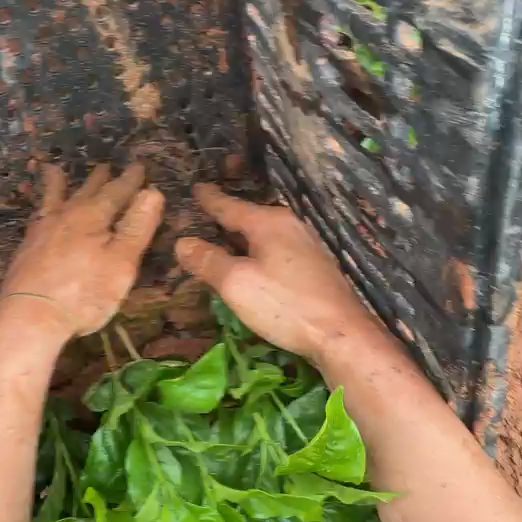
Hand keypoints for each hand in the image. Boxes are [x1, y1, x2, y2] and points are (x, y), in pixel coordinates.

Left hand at [0, 162, 164, 345]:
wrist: (30, 316)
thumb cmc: (84, 293)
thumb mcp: (121, 263)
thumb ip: (137, 228)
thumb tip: (153, 192)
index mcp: (92, 217)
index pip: (116, 192)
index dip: (130, 181)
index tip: (139, 167)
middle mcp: (65, 217)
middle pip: (85, 193)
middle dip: (99, 180)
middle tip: (105, 166)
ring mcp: (42, 232)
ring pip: (53, 201)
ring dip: (58, 186)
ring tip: (54, 171)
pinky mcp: (26, 250)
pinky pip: (37, 219)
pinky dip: (41, 210)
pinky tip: (39, 216)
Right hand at [176, 184, 387, 363]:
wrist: (339, 334)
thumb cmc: (284, 305)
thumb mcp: (236, 283)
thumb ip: (208, 261)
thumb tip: (182, 243)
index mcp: (269, 223)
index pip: (230, 206)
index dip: (210, 199)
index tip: (196, 188)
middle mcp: (290, 227)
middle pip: (250, 218)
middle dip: (227, 218)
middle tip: (203, 216)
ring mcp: (306, 247)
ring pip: (265, 236)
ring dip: (243, 238)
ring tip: (222, 240)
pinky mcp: (314, 268)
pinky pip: (276, 251)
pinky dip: (258, 253)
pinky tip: (252, 265)